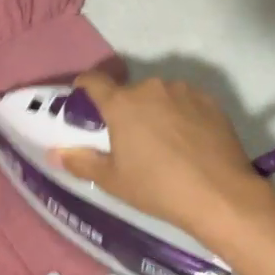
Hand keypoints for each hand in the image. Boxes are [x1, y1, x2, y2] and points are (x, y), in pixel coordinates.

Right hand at [51, 72, 274, 240]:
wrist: (220, 194)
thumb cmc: (158, 189)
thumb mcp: (114, 181)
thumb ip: (81, 161)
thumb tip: (55, 153)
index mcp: (122, 103)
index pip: (93, 81)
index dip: (84, 87)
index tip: (82, 101)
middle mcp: (151, 87)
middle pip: (129, 93)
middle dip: (126, 110)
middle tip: (131, 140)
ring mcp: (183, 90)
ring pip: (159, 96)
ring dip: (155, 111)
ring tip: (165, 144)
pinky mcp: (209, 100)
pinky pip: (185, 102)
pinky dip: (181, 115)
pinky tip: (189, 142)